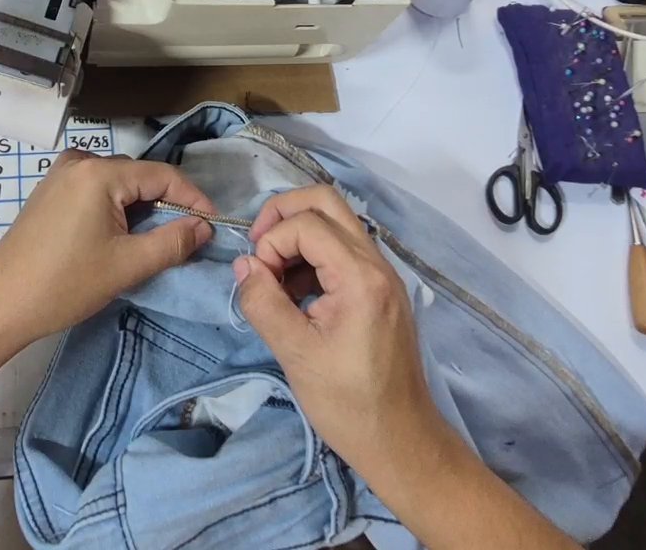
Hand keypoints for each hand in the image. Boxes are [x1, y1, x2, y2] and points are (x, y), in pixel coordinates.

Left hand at [0, 150, 216, 351]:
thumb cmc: (64, 284)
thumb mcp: (127, 265)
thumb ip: (172, 242)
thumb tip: (203, 227)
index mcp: (100, 172)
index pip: (162, 175)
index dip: (193, 199)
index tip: (213, 226)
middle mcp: (80, 162)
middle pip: (139, 177)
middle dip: (166, 205)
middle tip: (186, 240)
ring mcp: (61, 174)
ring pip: (118, 184)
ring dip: (140, 209)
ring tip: (154, 242)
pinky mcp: (50, 191)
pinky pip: (96, 190)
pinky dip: (116, 208)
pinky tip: (119, 237)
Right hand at [233, 186, 452, 478]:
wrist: (402, 443)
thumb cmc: (349, 404)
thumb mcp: (295, 354)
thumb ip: (263, 301)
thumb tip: (243, 265)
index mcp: (361, 277)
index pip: (306, 224)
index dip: (271, 241)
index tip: (258, 279)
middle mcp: (377, 264)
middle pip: (325, 202)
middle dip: (283, 214)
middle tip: (258, 246)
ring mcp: (382, 274)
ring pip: (335, 221)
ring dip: (297, 235)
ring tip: (274, 277)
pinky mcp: (379, 289)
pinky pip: (342, 249)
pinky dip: (312, 255)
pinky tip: (295, 293)